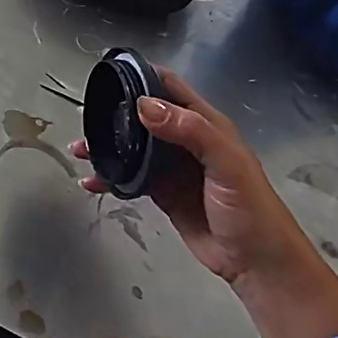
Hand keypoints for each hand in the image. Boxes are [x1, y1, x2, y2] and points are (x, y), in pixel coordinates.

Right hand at [71, 70, 337, 337]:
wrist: (257, 262)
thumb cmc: (250, 208)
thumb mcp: (226, 163)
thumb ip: (190, 130)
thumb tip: (143, 105)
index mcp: (205, 124)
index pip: (170, 89)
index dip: (144, 76)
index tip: (111, 74)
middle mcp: (186, 141)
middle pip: (145, 117)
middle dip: (116, 113)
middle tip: (87, 115)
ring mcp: (174, 168)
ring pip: (134, 148)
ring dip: (109, 146)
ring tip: (81, 149)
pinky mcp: (164, 194)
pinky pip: (132, 178)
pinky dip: (112, 178)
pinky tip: (93, 182)